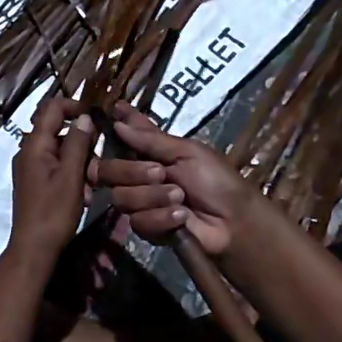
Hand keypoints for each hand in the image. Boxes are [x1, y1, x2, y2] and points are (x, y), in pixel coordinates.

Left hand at [8, 96, 96, 259]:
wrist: (33, 248)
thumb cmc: (53, 211)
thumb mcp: (71, 176)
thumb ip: (78, 143)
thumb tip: (85, 116)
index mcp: (34, 144)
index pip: (52, 107)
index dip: (74, 105)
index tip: (97, 118)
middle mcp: (28, 151)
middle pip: (58, 130)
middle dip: (82, 142)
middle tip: (98, 162)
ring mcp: (30, 167)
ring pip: (60, 151)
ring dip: (80, 162)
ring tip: (92, 184)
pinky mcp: (35, 182)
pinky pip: (56, 167)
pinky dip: (72, 175)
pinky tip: (83, 194)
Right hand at [88, 101, 255, 256]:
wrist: (234, 220)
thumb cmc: (216, 180)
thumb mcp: (187, 152)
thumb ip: (150, 140)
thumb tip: (118, 122)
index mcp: (149, 153)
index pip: (124, 136)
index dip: (114, 127)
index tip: (110, 113)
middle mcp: (137, 177)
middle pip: (108, 171)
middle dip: (133, 171)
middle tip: (160, 173)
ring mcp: (140, 204)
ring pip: (121, 198)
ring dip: (153, 196)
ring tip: (180, 197)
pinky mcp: (146, 229)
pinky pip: (138, 221)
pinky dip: (161, 217)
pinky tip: (181, 216)